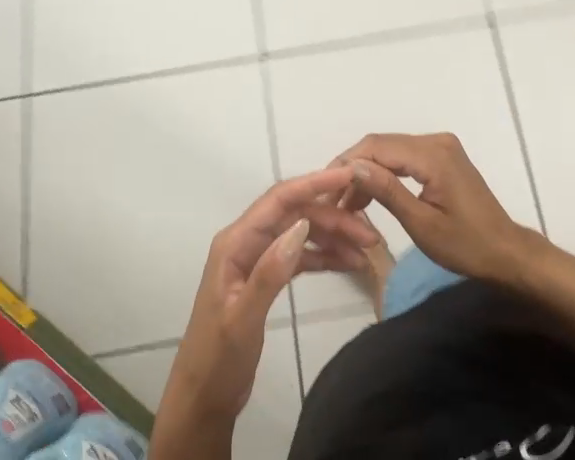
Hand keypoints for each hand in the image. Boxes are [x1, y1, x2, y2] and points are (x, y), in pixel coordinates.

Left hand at [161, 168, 378, 421]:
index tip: (351, 176)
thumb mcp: (244, 318)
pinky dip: (324, 257)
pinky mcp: (266, 278)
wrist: (203, 398)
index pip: (279, 200)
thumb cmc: (218, 359)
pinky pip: (299, 256)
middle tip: (371, 235)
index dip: (315, 183)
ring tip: (367, 250)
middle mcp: (245, 243)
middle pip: (295, 215)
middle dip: (333, 218)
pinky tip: (349, 264)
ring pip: (300, 234)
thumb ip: (270, 271)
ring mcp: (256, 260)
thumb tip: (301, 226)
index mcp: (234, 243)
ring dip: (332, 237)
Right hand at [338, 132, 541, 286]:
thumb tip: (352, 167)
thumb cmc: (465, 245)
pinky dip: (385, 174)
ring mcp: (441, 147)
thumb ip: (386, 191)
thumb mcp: (421, 224)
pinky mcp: (442, 157)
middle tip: (332, 198)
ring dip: (367, 172)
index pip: (378, 147)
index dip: (347, 163)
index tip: (324, 187)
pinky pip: (404, 157)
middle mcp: (437, 142)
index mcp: (433, 155)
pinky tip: (369, 195)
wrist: (505, 252)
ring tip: (347, 202)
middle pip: (382, 144)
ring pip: (391, 150)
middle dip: (354, 168)